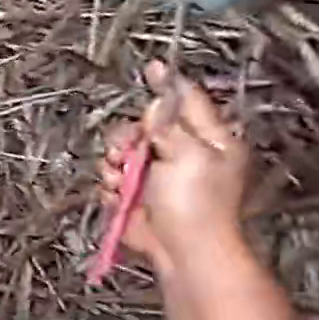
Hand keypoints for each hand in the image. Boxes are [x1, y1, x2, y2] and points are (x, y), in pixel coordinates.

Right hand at [98, 61, 248, 273]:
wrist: (183, 252)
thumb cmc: (196, 206)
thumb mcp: (188, 155)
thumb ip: (169, 126)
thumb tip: (157, 105)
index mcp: (208, 140)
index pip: (186, 101)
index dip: (167, 85)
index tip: (153, 67)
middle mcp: (182, 154)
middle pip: (143, 127)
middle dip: (127, 139)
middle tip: (126, 152)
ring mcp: (156, 177)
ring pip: (121, 154)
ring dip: (114, 166)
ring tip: (122, 182)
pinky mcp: (136, 197)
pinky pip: (112, 181)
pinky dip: (111, 188)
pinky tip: (120, 197)